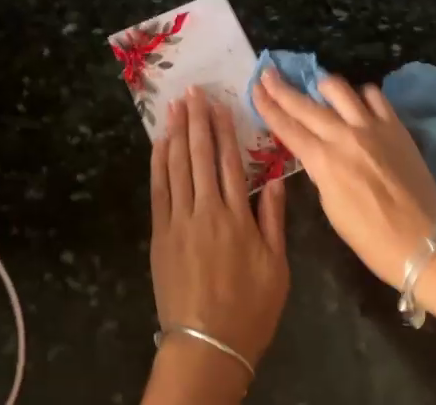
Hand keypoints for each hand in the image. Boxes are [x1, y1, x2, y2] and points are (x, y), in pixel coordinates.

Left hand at [150, 87, 288, 372]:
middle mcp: (206, 211)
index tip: (219, 104)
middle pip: (201, 156)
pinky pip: (159, 190)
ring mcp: (179, 221)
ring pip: (177, 166)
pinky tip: (160, 143)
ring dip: (176, 133)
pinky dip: (159, 163)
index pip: (230, 162)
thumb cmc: (250, 308)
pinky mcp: (160, 234)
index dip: (224, 130)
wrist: (207, 344)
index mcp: (238, 218)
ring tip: (176, 106)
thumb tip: (274, 178)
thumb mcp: (277, 267)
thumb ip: (273, 219)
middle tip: (193, 91)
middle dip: (197, 121)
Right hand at [252, 68, 435, 286]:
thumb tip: (317, 152)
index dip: (268, 106)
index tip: (255, 88)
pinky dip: (361, 95)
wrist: (421, 240)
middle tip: (268, 72)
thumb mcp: (330, 206)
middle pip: (305, 104)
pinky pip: (373, 96)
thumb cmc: (369, 236)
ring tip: (318, 86)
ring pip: (339, 89)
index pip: (287, 127)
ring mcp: (371, 127)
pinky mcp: (395, 126)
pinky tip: (358, 102)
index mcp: (323, 161)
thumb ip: (320, 171)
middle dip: (282, 88)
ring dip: (323, 86)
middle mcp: (344, 136)